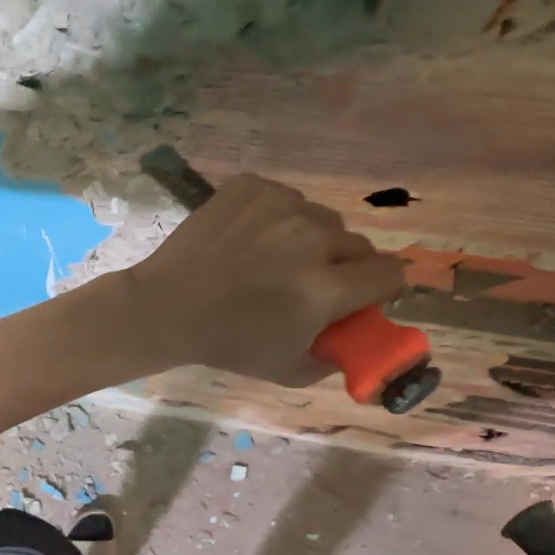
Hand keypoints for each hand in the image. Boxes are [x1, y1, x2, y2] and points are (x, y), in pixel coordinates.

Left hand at [122, 174, 404, 386]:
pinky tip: (249, 242)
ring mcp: (280, 206)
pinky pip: (288, 200)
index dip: (376, 288)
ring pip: (322, 220)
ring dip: (309, 240)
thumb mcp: (289, 368)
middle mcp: (310, 239)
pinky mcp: (252, 187)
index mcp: (324, 288)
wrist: (164, 308)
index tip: (356, 296)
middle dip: (342, 267)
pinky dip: (277, 219)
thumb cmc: (228, 343)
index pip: (390, 273)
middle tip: (305, 284)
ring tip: (270, 262)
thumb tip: (370, 333)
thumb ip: (340, 355)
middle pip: (358, 246)